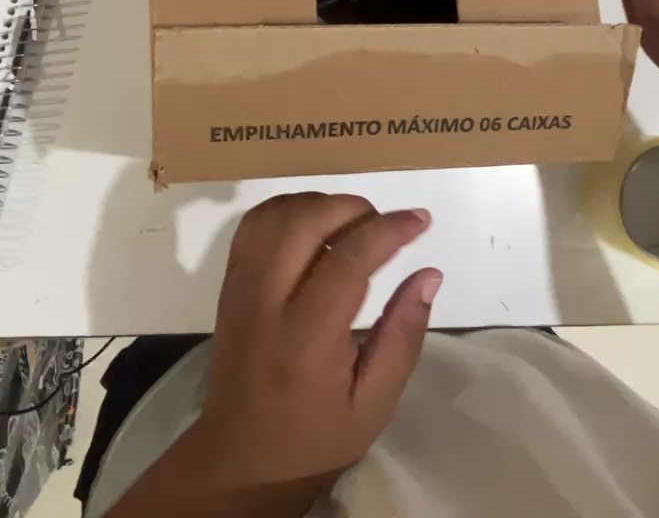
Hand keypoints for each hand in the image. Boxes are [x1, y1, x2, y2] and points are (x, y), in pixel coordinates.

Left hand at [186, 193, 441, 490]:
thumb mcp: (374, 404)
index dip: (389, 230)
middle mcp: (266, 302)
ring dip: (321, 203)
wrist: (242, 455)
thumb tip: (429, 274)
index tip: (421, 220)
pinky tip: (315, 225)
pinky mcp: (229, 282)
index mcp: (306, 338)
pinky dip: (288, 208)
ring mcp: (241, 287)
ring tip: (353, 223)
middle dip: (354, 208)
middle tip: (385, 224)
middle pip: (305, 222)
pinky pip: (254, 224)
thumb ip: (403, 336)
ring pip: (276, 214)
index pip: (348, 260)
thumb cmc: (316, 434)